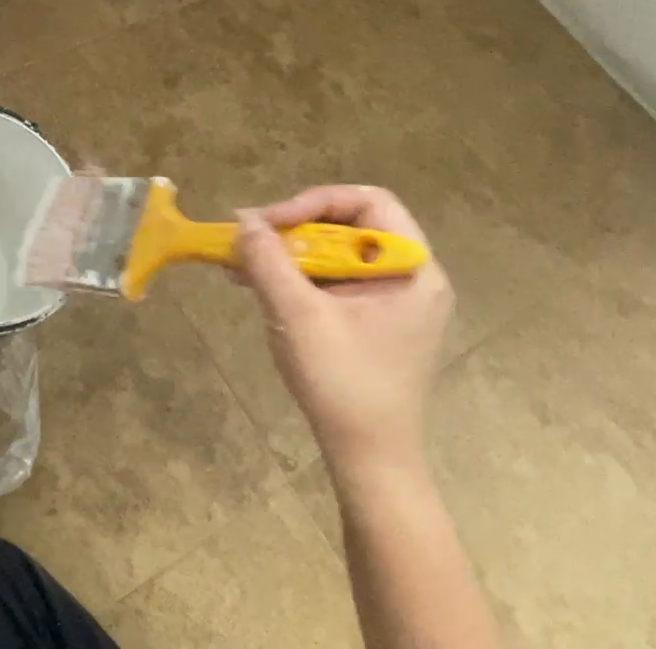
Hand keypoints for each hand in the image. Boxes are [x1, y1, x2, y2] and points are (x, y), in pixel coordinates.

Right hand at [232, 186, 452, 468]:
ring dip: (289, 252)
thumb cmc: (342, 380)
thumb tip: (243, 220)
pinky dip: (297, 275)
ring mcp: (394, 300)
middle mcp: (412, 276)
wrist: (368, 452)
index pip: (369, 202)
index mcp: (413, 269)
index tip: (269, 223)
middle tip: (251, 242)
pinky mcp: (375, 320)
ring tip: (244, 265)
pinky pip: (334, 278)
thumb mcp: (297, 314)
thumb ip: (268, 261)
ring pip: (337, 251)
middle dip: (294, 227)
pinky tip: (260, 286)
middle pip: (350, 224)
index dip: (313, 202)